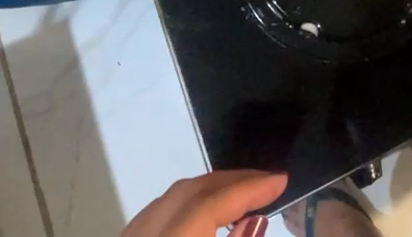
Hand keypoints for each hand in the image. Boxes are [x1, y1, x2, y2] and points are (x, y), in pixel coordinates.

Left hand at [120, 170, 285, 236]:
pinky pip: (155, 214)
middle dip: (231, 182)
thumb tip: (254, 218)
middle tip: (268, 182)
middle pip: (187, 193)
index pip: (208, 204)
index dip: (248, 188)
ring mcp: (129, 236)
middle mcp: (144, 234)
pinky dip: (185, 205)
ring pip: (168, 199)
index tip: (282, 180)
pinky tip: (204, 213)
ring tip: (243, 194)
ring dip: (210, 190)